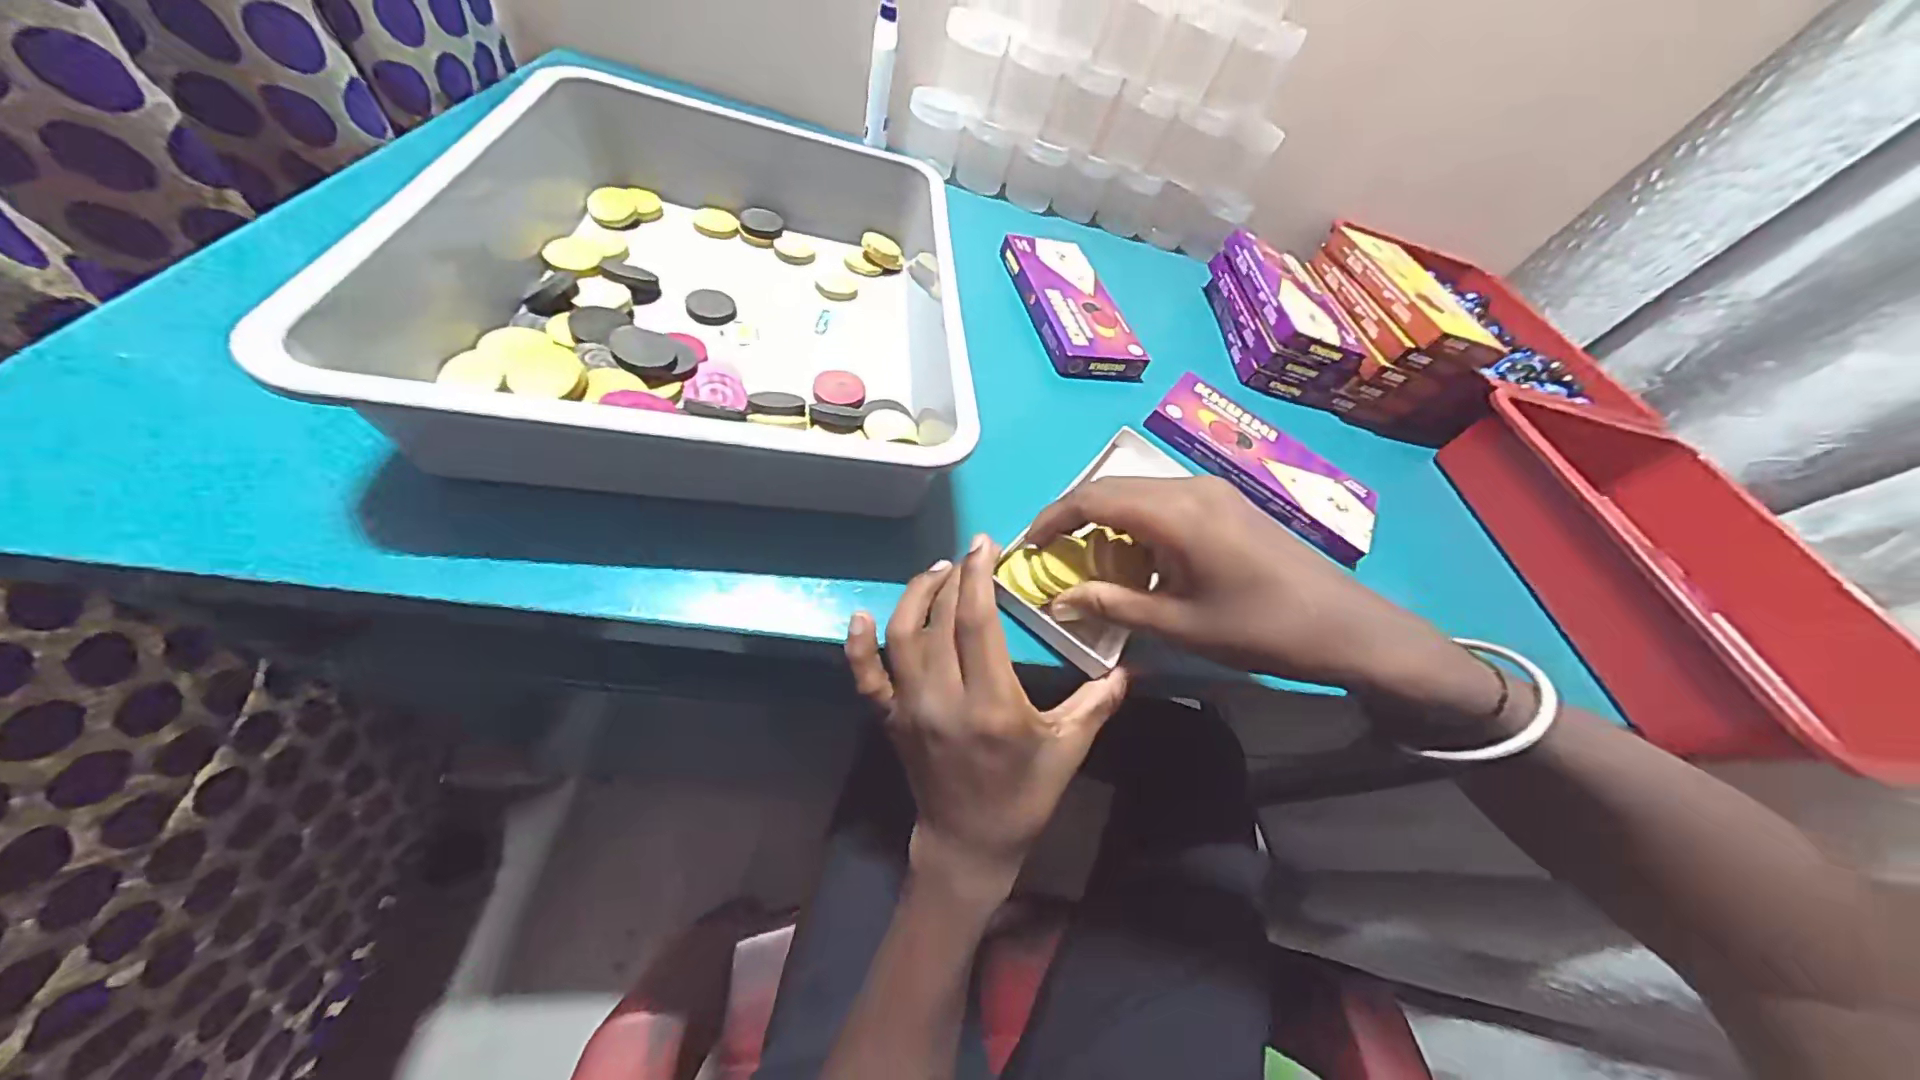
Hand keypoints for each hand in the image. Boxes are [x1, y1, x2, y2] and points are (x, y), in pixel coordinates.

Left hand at [845, 535, 1129, 896]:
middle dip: (954, 579)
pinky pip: (865, 677)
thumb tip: (1129, 666)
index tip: (984, 544)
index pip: (976, 622)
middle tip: (969, 557)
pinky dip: (858, 645)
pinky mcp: (889, 719)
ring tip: (936, 573)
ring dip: (915, 597)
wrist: (968, 842)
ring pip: (900, 636)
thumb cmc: (1023, 797)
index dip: (978, 576)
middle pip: (939, 620)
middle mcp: (942, 699)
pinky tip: (860, 615)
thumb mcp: (1068, 750)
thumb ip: (1097, 702)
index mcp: (990, 703)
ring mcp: (909, 708)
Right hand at [1026, 476, 1501, 729]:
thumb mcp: (1179, 625)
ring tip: (1089, 561)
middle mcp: (1191, 487)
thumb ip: (1112, 606)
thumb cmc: (1261, 630)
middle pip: (1111, 488)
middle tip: (1051, 557)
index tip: (1028, 547)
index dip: (1051, 519)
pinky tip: (1135, 557)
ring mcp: (1212, 490)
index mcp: (1177, 513)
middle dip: (1073, 519)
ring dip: (1104, 521)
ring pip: (1136, 492)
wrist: (1348, 627)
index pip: (1093, 499)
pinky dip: (1133, 523)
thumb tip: (1057, 599)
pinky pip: (1161, 500)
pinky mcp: (1225, 501)